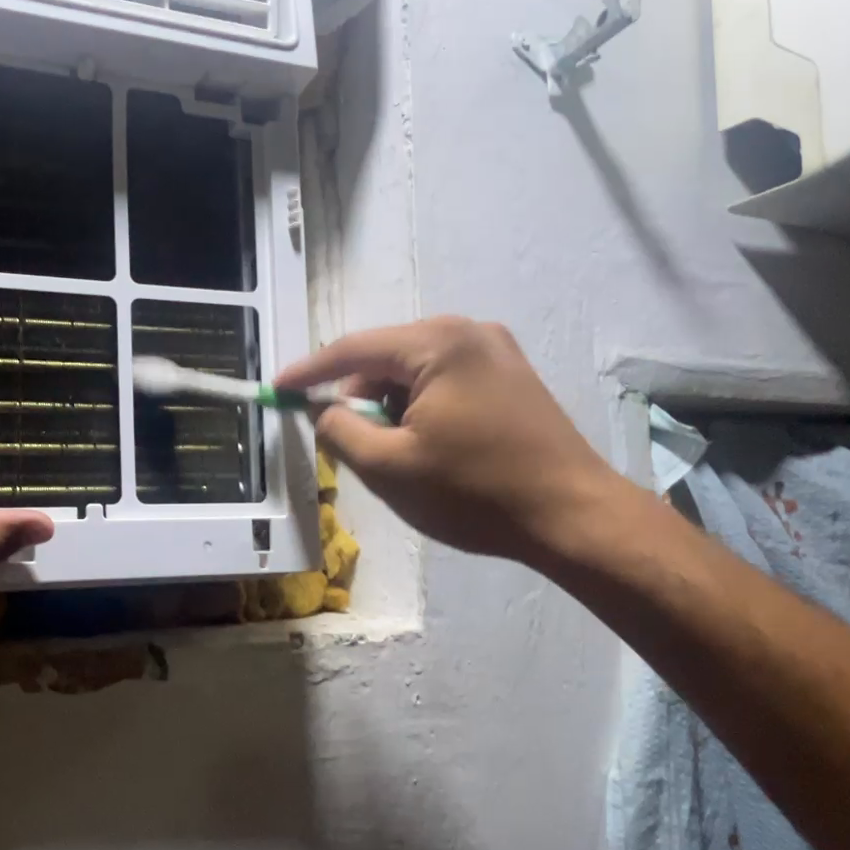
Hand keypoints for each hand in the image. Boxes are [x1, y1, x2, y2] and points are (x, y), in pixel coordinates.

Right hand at [276, 317, 630, 565]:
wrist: (572, 517)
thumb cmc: (474, 491)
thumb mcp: (389, 467)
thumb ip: (340, 431)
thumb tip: (323, 411)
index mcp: (437, 343)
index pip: (353, 349)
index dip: (309, 372)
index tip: (277, 389)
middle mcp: (469, 331)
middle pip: (385, 358)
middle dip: (359, 398)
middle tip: (352, 444)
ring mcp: (498, 351)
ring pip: (415, 372)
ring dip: (392, 407)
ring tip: (399, 455)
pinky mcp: (513, 376)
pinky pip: (446, 381)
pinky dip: (422, 408)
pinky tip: (431, 447)